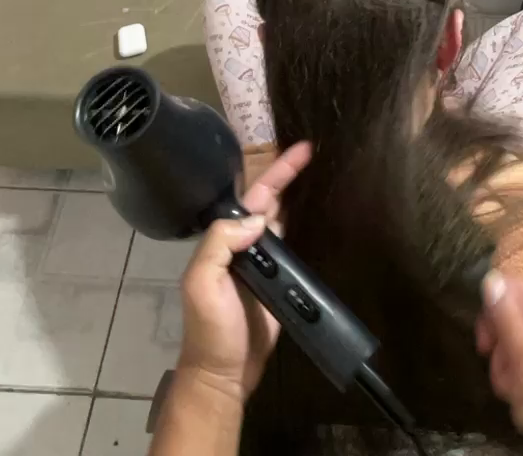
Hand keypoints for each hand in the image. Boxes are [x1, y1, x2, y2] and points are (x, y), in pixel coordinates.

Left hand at [176, 141, 311, 401]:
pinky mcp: (283, 281)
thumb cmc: (209, 328)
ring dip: (297, 195)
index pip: (252, 196)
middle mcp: (245, 244)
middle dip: (288, 173)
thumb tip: (258, 220)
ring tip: (320, 172)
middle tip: (312, 149)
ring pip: (282, 218)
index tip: (298, 148)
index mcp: (225, 238)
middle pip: (269, 200)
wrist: (225, 373)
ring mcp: (265, 262)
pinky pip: (294, 247)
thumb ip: (220, 245)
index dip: (275, 171)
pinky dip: (304, 226)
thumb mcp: (202, 283)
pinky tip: (319, 215)